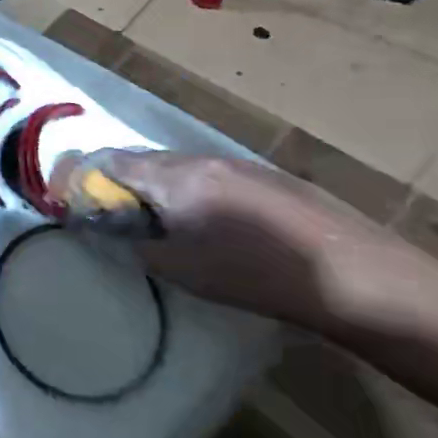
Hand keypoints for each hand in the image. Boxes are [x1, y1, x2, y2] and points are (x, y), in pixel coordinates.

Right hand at [63, 150, 411, 330]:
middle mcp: (199, 158)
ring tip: (165, 222)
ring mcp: (238, 164)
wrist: (362, 279)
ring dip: (159, 187)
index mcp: (172, 176)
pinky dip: (194, 192)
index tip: (75, 198)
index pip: (109, 160)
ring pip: (178, 167)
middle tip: (117, 214)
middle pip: (143, 160)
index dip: (84, 176)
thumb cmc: (256, 275)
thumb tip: (107, 230)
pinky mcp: (269, 177)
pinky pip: (211, 175)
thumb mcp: (180, 269)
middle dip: (121, 183)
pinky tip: (214, 224)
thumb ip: (135, 243)